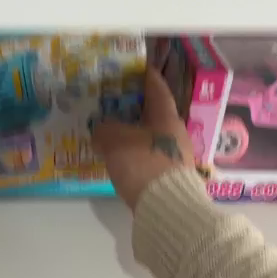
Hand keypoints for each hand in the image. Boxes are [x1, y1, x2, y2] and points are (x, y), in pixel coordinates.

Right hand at [93, 68, 194, 209]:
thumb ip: (105, 129)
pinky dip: (136, 154)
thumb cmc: (143, 164)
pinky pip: (149, 157)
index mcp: (167, 117)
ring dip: (134, 134)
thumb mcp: (116, 141)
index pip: (157, 89)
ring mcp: (174, 157)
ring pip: (151, 137)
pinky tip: (121, 159)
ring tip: (113, 133)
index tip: (137, 68)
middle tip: (114, 103)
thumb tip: (101, 128)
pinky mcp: (168, 178)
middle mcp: (175, 134)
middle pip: (154, 115)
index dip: (146, 77)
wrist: (165, 208)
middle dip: (135, 108)